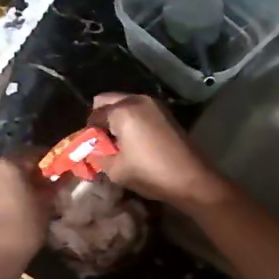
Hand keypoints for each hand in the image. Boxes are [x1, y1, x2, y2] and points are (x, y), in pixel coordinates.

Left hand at [0, 157, 51, 277]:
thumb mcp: (45, 204)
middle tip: (51, 182)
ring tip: (38, 194)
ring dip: (22, 180)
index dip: (51, 161)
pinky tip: (23, 201)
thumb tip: (62, 175)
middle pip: (19, 162)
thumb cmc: (24, 225)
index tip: (62, 169)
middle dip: (35, 171)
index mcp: (9, 163)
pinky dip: (11, 189)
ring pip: (8, 174)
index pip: (36, 153)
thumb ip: (53, 185)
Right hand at [88, 93, 229, 210]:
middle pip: (106, 100)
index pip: (94, 115)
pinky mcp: (165, 112)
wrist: (191, 178)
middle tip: (102, 142)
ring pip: (123, 103)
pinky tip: (134, 141)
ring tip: (118, 143)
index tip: (89, 149)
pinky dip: (131, 120)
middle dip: (100, 118)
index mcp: (122, 110)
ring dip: (116, 119)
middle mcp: (136, 100)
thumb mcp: (115, 170)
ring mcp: (153, 104)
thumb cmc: (150, 173)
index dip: (88, 133)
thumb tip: (90, 151)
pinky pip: (138, 109)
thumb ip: (97, 156)